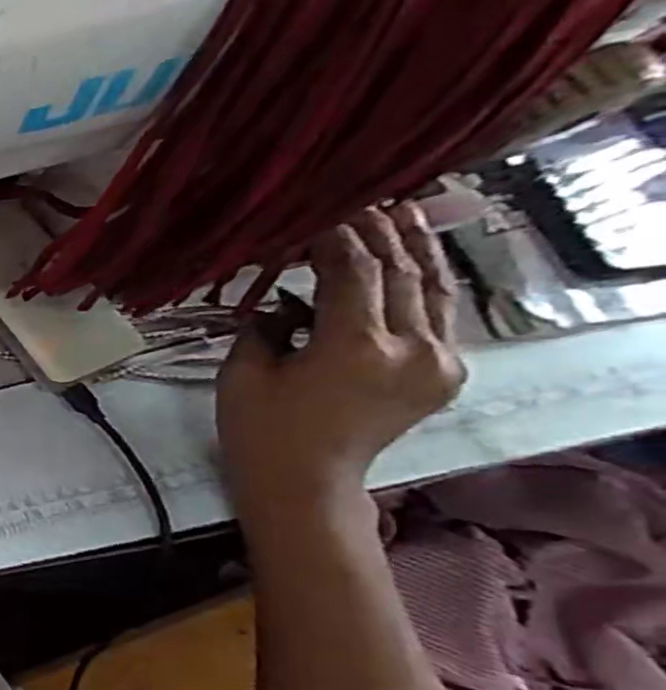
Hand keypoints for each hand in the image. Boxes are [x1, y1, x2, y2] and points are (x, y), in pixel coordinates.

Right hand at [217, 204, 467, 524]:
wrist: (304, 484)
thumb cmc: (261, 434)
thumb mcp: (243, 376)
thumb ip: (267, 328)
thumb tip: (289, 302)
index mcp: (355, 348)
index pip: (354, 272)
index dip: (336, 239)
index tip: (318, 216)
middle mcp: (411, 347)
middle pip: (401, 272)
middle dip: (378, 235)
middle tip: (359, 204)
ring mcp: (438, 361)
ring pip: (433, 288)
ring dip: (416, 248)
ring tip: (401, 214)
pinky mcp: (445, 373)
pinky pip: (438, 316)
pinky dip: (424, 284)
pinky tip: (413, 263)